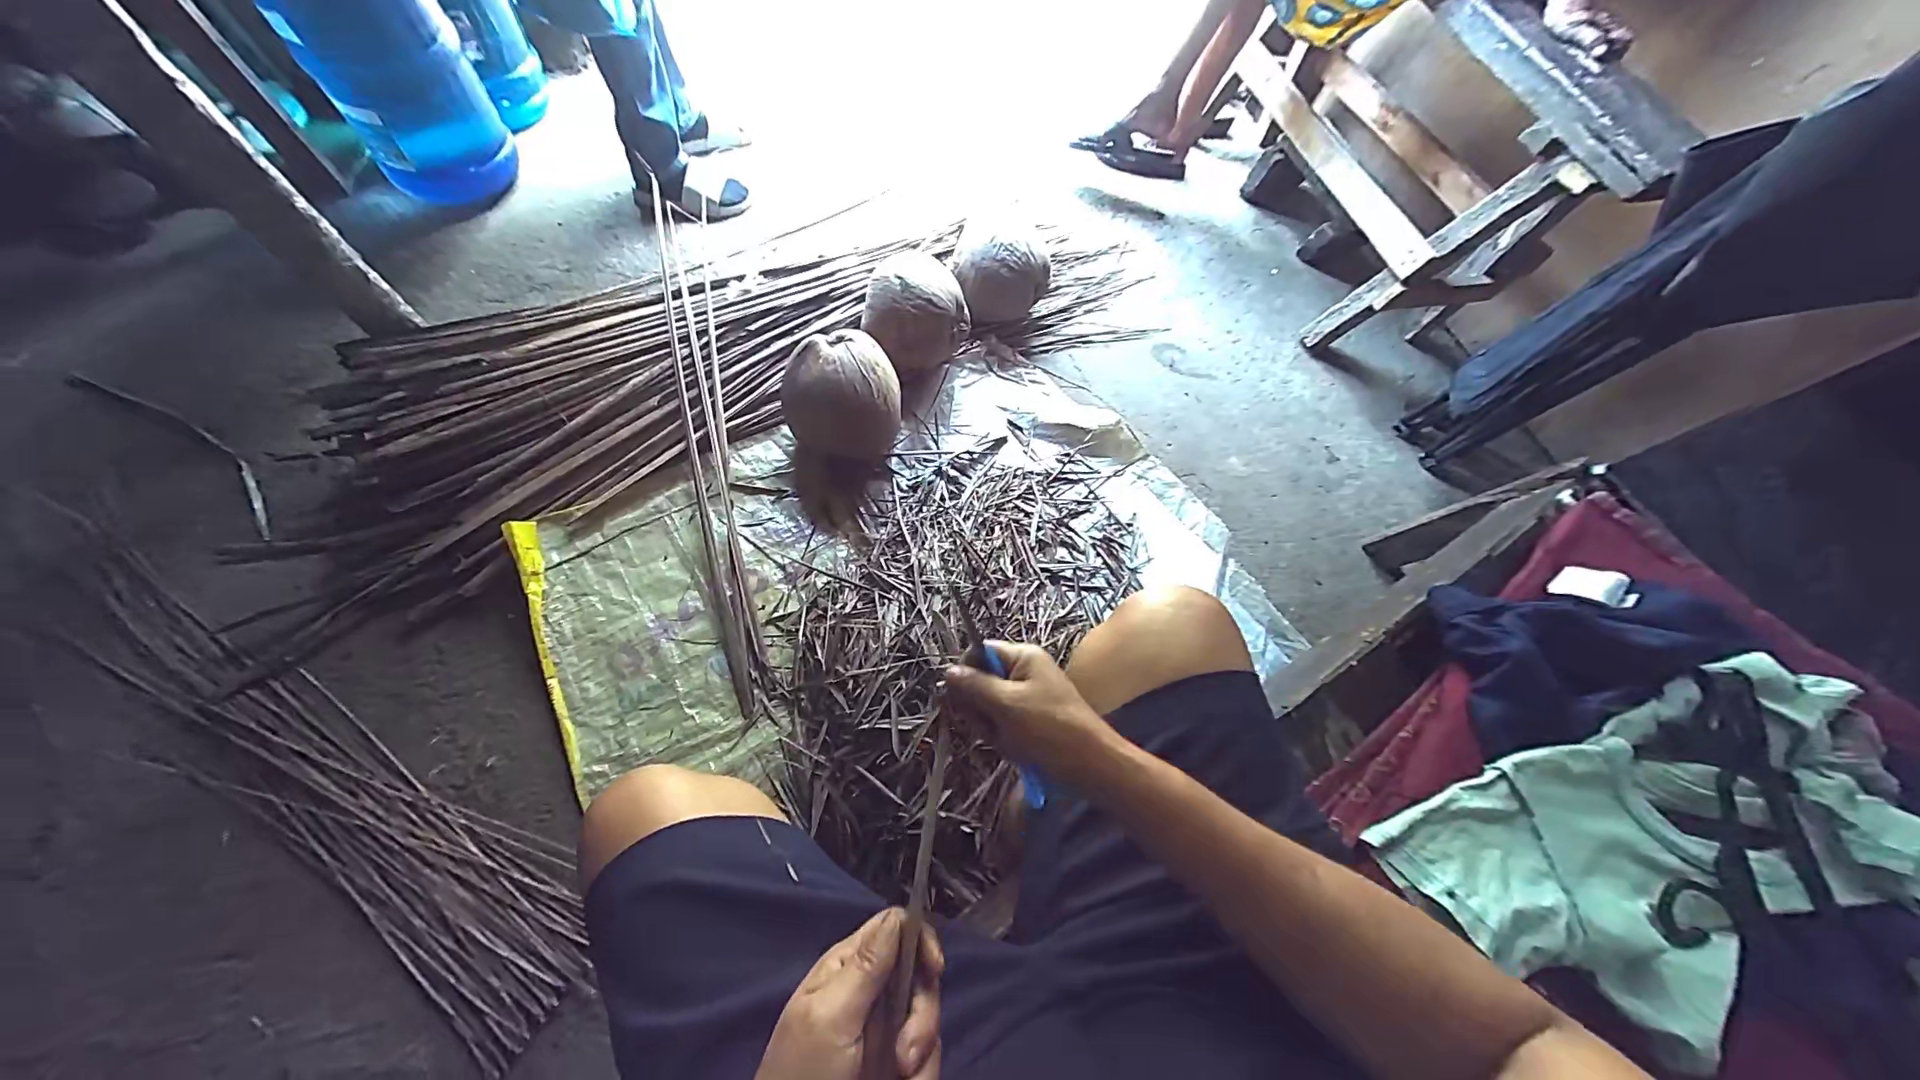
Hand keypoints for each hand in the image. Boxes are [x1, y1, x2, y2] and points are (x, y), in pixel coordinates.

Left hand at [755, 908, 943, 1079]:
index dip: (920, 937)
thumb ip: (865, 966)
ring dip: (923, 1049)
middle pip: (920, 972)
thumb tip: (897, 915)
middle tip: (905, 1052)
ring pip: (927, 1015)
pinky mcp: (897, 1060)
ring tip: (902, 1075)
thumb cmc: (805, 1075)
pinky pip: (928, 1053)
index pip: (894, 926)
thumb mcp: (829, 1017)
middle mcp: (871, 989)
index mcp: (848, 965)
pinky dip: (923, 1072)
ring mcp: (885, 1027)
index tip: (934, 968)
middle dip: (923, 1011)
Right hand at [944, 642, 1117, 789]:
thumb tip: (948, 671)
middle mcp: (1025, 672)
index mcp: (1023, 657)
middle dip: (979, 708)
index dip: (965, 674)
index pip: (979, 652)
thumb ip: (974, 686)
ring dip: (990, 728)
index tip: (959, 698)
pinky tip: (1015, 751)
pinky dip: (1003, 739)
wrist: (1093, 767)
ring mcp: (1027, 698)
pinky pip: (1002, 725)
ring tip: (1009, 741)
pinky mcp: (1030, 721)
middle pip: (980, 681)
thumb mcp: (1007, 705)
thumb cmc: (1050, 730)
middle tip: (991, 725)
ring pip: (988, 708)